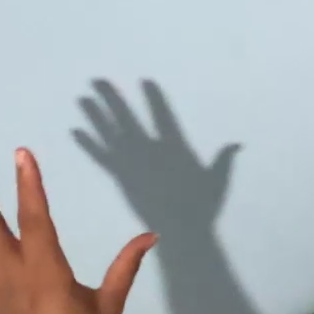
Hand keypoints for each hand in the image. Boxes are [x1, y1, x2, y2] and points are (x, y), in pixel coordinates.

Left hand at [73, 80, 238, 237]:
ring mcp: (132, 165)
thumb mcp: (216, 181)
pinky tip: (76, 131)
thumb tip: (236, 144)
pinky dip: (89, 144)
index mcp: (173, 149)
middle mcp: (149, 152)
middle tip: (97, 81)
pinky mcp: (120, 178)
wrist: (180, 232)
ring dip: (96, 116)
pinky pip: (101, 158)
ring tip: (83, 98)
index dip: (154, 99)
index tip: (144, 81)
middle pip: (128, 120)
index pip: (163, 117)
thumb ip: (222, 161)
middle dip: (113, 100)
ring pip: (110, 135)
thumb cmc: (202, 207)